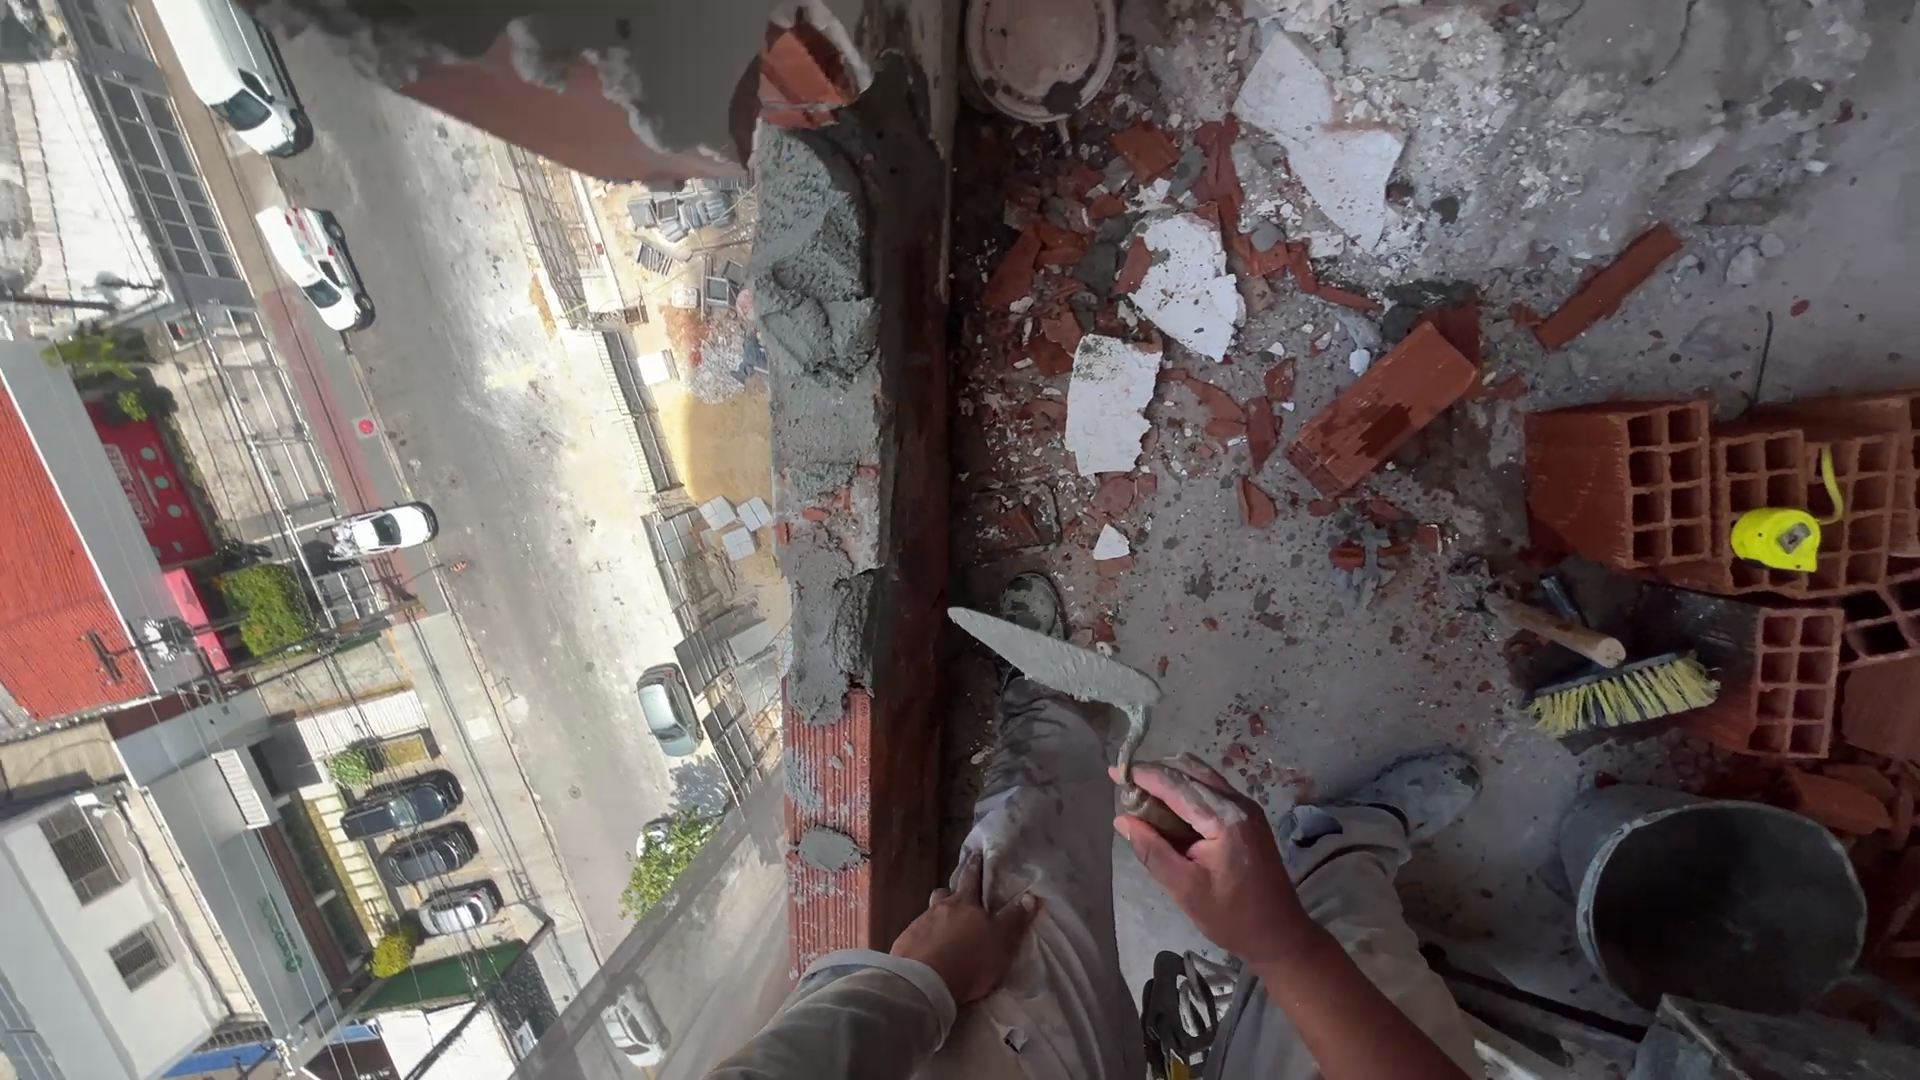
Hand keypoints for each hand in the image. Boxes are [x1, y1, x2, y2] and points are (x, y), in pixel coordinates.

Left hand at [890, 851, 1040, 1003]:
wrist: (926, 981)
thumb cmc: (970, 959)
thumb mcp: (1000, 940)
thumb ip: (1014, 919)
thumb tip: (1031, 896)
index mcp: (965, 904)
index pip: (972, 878)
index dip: (975, 866)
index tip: (975, 853)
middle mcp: (940, 908)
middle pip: (945, 892)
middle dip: (951, 890)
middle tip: (955, 892)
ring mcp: (920, 924)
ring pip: (929, 913)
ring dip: (936, 917)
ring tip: (940, 927)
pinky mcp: (905, 943)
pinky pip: (915, 935)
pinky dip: (922, 939)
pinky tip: (924, 950)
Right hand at [1113, 755, 1313, 963]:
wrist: (1282, 936)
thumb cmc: (1232, 917)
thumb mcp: (1185, 889)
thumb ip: (1152, 850)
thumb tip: (1121, 820)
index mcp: (1224, 819)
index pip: (1176, 784)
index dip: (1143, 775)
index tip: (1115, 772)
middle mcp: (1238, 803)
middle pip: (1188, 771)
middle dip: (1154, 774)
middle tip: (1125, 787)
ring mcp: (1245, 807)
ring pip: (1199, 775)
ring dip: (1169, 779)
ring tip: (1141, 796)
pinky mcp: (1246, 815)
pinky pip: (1209, 788)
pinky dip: (1184, 789)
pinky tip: (1167, 806)